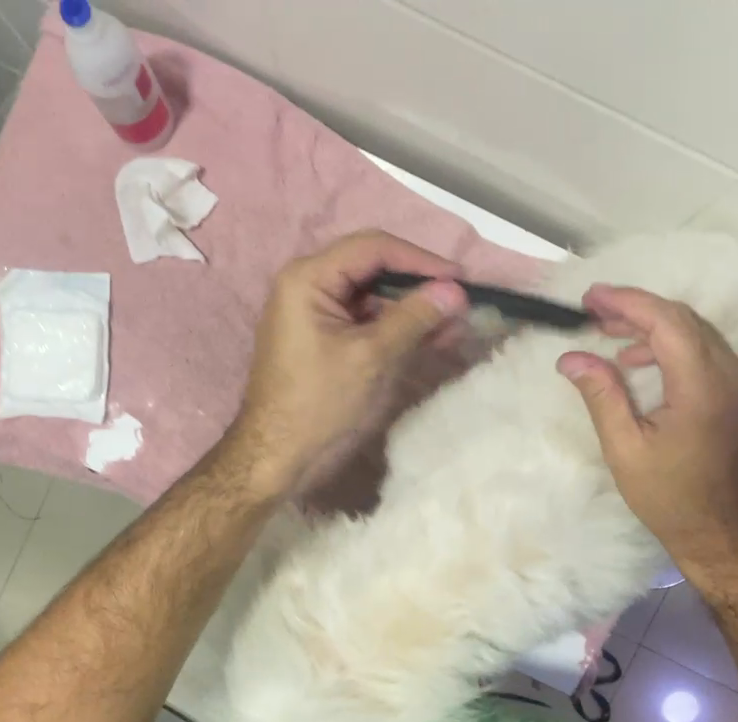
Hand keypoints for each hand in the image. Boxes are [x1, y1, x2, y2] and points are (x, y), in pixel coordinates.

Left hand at [225, 230, 467, 496]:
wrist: (276, 457)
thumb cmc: (319, 405)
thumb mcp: (371, 357)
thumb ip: (414, 318)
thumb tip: (457, 291)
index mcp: (308, 278)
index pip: (374, 248)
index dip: (421, 260)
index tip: (461, 280)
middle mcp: (306, 285)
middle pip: (373, 269)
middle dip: (418, 287)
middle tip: (460, 306)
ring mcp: (312, 314)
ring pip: (371, 298)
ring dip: (410, 311)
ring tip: (452, 329)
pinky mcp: (319, 339)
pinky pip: (362, 323)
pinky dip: (393, 330)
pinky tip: (427, 341)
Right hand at [556, 285, 737, 588]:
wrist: (724, 535)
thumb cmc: (669, 498)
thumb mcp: (625, 449)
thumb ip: (602, 395)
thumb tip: (572, 357)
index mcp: (703, 388)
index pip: (667, 323)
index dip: (628, 303)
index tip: (591, 298)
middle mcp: (734, 376)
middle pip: (686, 321)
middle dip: (640, 311)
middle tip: (596, 313)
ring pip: (701, 335)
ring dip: (658, 329)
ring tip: (615, 341)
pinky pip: (711, 356)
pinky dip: (677, 349)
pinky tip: (646, 366)